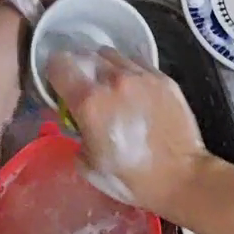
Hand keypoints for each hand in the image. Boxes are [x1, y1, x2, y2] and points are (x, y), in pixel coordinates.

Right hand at [45, 49, 211, 212]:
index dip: (53, 73)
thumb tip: (77, 123)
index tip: (57, 84)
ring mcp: (142, 76)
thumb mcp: (88, 164)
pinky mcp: (164, 78)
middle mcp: (114, 79)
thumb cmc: (130, 178)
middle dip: (79, 70)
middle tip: (84, 89)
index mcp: (89, 101)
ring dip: (104, 67)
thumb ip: (76, 134)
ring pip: (112, 55)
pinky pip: (138, 63)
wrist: (180, 177)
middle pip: (85, 56)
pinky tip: (134, 90)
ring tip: (110, 87)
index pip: (59, 64)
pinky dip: (129, 72)